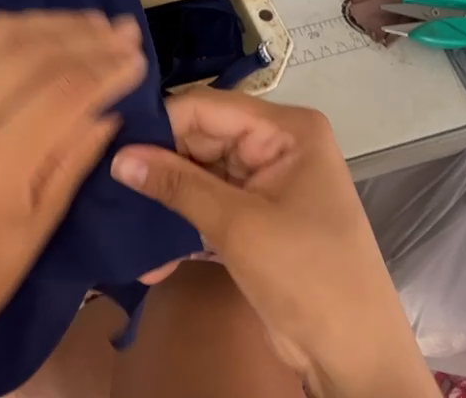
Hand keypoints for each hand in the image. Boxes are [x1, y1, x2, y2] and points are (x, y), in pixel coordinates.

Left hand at [0, 11, 147, 334]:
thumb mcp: (46, 219)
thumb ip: (80, 149)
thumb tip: (115, 92)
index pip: (62, 93)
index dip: (105, 68)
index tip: (137, 54)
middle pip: (28, 55)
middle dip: (83, 38)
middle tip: (120, 30)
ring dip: (46, 24)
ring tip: (87, 23)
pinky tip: (33, 28)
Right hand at [109, 90, 433, 397]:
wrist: (355, 358)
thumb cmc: (307, 275)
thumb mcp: (237, 225)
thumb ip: (176, 185)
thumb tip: (118, 157)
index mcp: (286, 129)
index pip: (207, 107)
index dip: (160, 124)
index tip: (112, 144)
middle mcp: (276, 145)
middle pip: (200, 139)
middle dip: (160, 166)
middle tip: (109, 185)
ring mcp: (266, 182)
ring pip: (199, 173)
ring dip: (166, 201)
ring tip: (121, 220)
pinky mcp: (255, 217)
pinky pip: (208, 204)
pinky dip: (182, 225)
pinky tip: (150, 256)